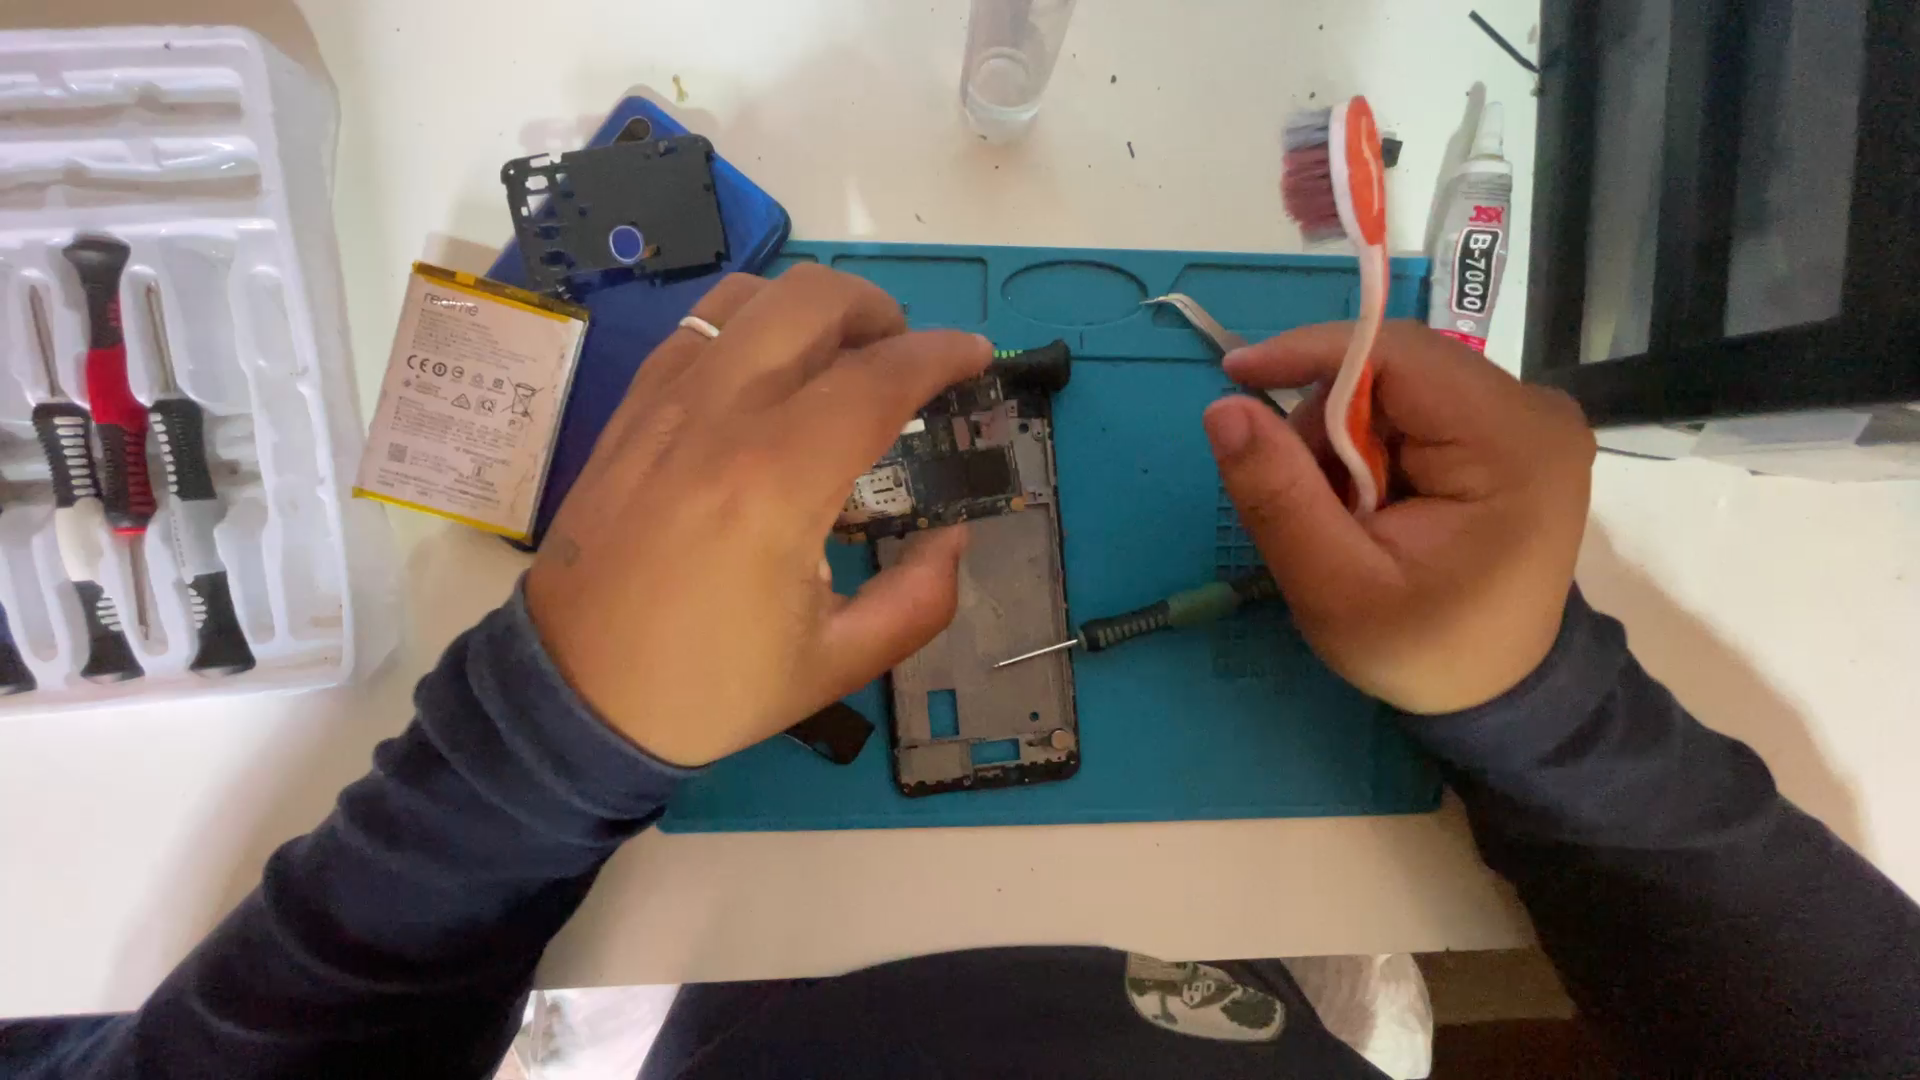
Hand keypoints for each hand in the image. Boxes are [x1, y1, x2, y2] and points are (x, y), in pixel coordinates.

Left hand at [524, 267, 989, 765]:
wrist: (572, 697)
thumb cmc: (709, 686)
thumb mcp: (838, 663)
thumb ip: (921, 598)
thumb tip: (954, 536)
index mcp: (776, 484)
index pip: (876, 379)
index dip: (941, 354)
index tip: (975, 355)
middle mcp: (718, 420)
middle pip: (812, 301)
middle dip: (882, 312)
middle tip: (906, 361)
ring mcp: (664, 405)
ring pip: (750, 296)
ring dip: (815, 310)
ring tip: (841, 360)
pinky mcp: (630, 412)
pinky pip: (699, 330)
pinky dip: (754, 327)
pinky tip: (771, 379)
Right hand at [1203, 321, 1594, 714]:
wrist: (1492, 692)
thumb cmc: (1419, 647)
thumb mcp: (1331, 585)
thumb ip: (1278, 496)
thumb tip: (1223, 407)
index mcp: (1509, 442)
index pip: (1397, 354)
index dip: (1309, 353)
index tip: (1234, 376)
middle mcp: (1529, 411)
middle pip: (1391, 371)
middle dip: (1322, 426)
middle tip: (1305, 502)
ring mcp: (1520, 422)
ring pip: (1390, 392)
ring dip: (1337, 445)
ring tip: (1338, 518)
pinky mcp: (1501, 437)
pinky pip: (1404, 414)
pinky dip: (1360, 454)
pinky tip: (1361, 506)